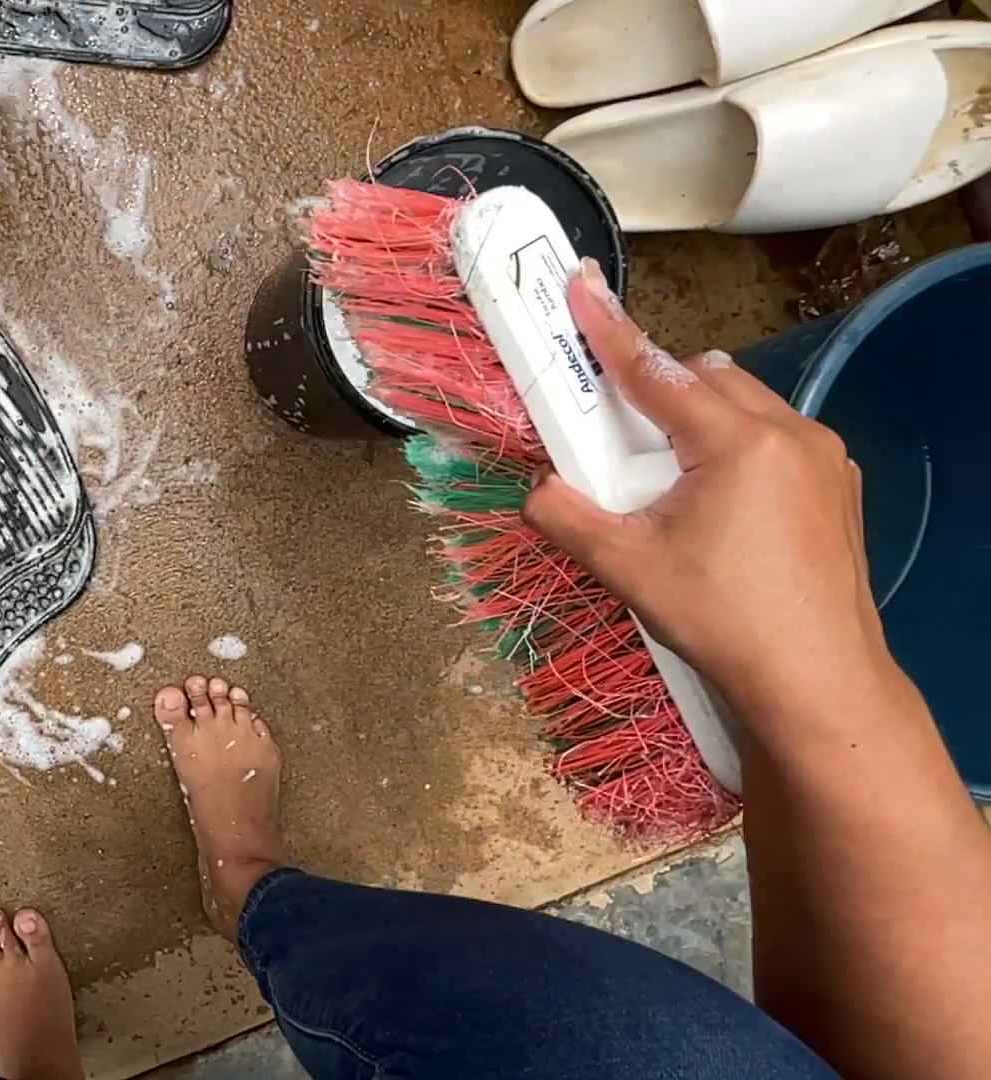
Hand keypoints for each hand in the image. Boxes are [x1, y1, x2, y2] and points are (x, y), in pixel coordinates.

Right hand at [521, 259, 892, 729]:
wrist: (810, 673)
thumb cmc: (712, 610)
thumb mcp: (617, 561)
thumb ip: (561, 512)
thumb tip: (538, 486)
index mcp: (735, 443)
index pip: (656, 372)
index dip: (609, 328)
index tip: (581, 285)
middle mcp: (790, 435)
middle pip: (706, 377)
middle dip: (654, 386)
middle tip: (613, 433)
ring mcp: (824, 458)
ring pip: (742, 403)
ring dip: (691, 416)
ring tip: (659, 472)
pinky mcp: (835, 486)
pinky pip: (769, 435)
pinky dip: (725, 442)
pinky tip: (706, 496)